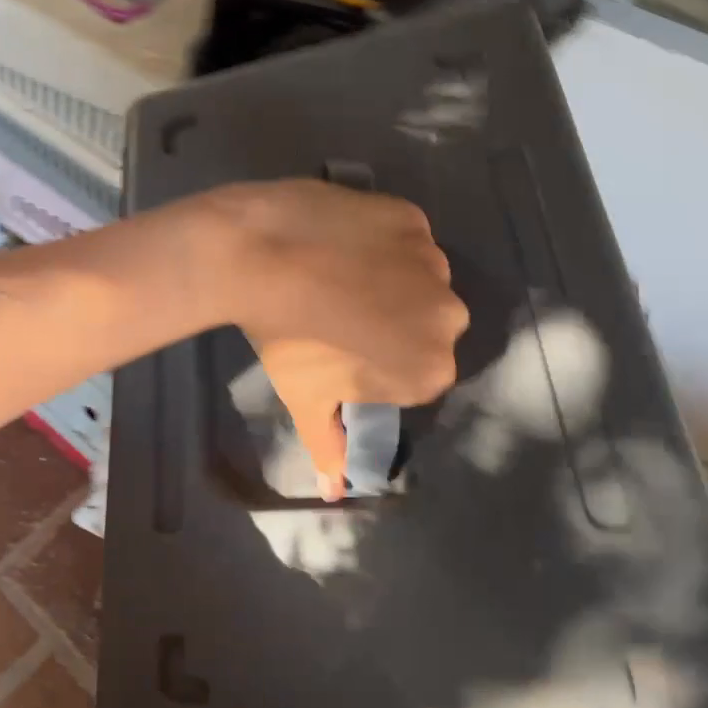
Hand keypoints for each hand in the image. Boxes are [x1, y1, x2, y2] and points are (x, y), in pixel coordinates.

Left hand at [198, 181, 467, 499]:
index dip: (370, 364)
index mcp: (432, 369)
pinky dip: (375, 241)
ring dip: (382, 281)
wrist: (258, 256)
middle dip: (385, 324)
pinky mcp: (412, 216)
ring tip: (328, 276)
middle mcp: (449, 317)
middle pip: (419, 325)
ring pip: (413, 278)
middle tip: (331, 314)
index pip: (408, 374)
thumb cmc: (286, 338)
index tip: (334, 352)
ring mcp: (434, 259)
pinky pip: (399, 235)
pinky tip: (335, 243)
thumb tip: (335, 492)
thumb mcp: (306, 398)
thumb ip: (329, 446)